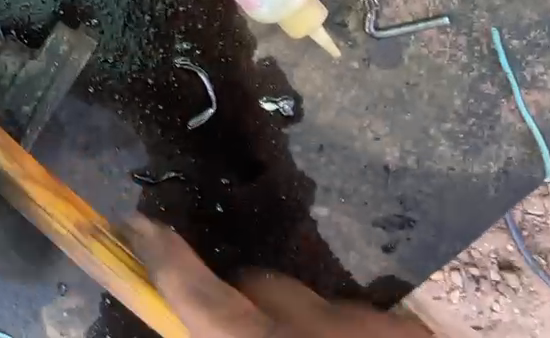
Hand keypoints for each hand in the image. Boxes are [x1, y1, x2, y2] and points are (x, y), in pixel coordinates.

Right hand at [127, 217, 430, 337]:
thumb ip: (223, 330)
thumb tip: (204, 323)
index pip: (192, 291)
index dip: (160, 254)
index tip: (135, 222)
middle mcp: (309, 324)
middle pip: (256, 286)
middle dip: (244, 305)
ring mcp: (367, 324)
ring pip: (316, 306)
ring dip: (305, 332)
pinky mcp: (414, 334)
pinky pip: (368, 323)